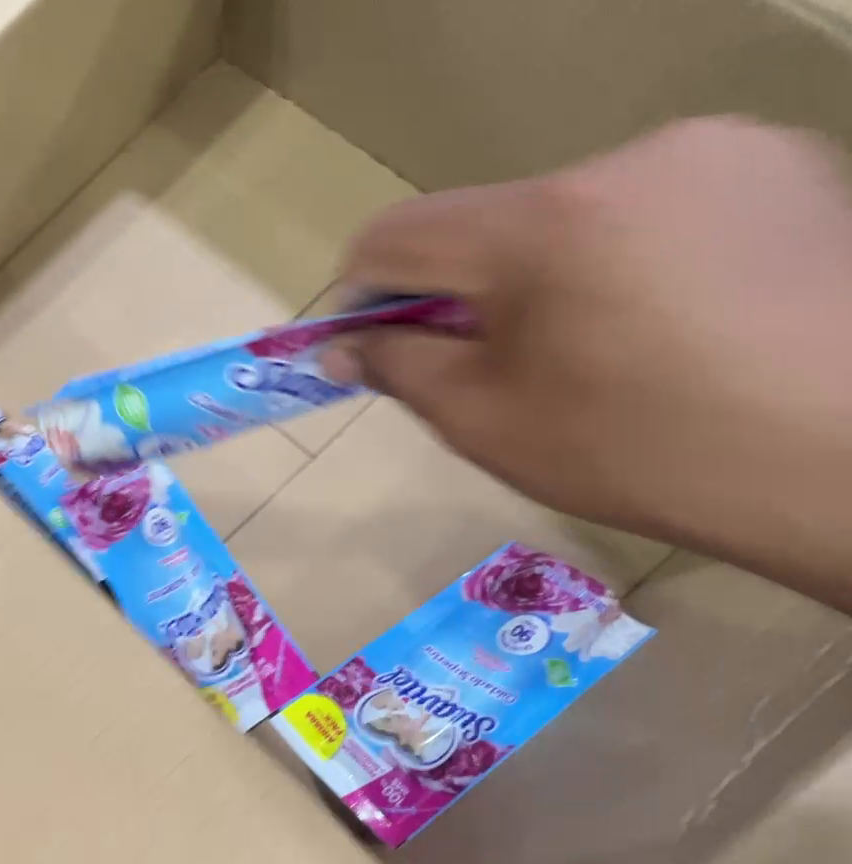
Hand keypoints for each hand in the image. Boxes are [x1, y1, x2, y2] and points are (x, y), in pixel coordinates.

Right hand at [333, 117, 851, 610]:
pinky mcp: (778, 171)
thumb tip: (341, 345)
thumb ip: (395, 364)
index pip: (395, 233)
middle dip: (456, 289)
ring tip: (576, 345)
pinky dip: (612, 256)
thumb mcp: (482, 418)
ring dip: (535, 272)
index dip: (358, 290)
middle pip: (482, 222)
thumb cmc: (642, 452)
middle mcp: (629, 162)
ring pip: (563, 213)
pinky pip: (643, 206)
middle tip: (474, 361)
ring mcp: (717, 156)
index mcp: (544, 223)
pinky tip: (650, 318)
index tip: (360, 344)